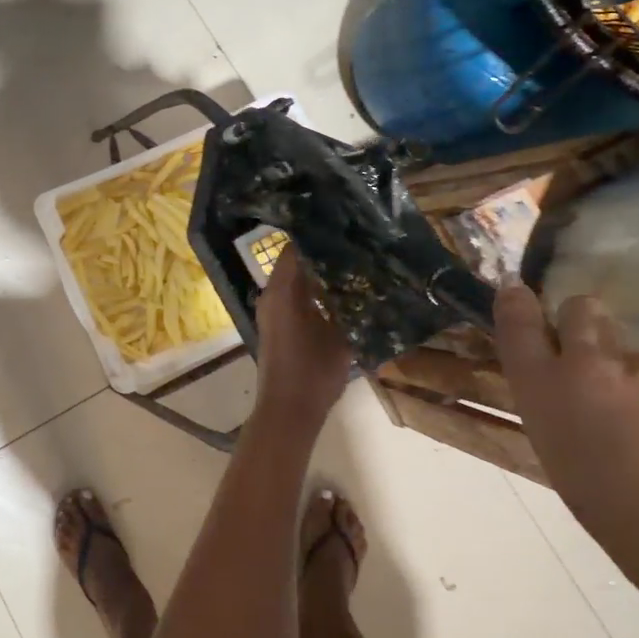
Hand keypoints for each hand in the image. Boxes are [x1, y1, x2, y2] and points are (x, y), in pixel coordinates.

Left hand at [253, 246, 352, 418]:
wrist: (288, 410)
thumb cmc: (314, 373)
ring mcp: (271, 310)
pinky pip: (293, 297)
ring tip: (353, 265)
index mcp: (282, 292)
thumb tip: (368, 281)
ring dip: (318, 274)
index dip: (317, 236)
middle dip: (322, 254)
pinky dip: (312, 292)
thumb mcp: (340, 338)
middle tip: (355, 244)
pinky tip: (340, 294)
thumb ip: (351, 307)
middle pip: (294, 263)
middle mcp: (271, 295)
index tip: (343, 227)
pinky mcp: (276, 325)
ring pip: (294, 281)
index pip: (295, 250)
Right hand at [496, 285, 638, 637]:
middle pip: (584, 316)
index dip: (519, 306)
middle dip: (593, 327)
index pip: (519, 328)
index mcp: (552, 398)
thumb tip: (592, 413)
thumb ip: (575, 427)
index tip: (519, 291)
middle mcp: (601, 364)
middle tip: (621, 367)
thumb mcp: (584, 483)